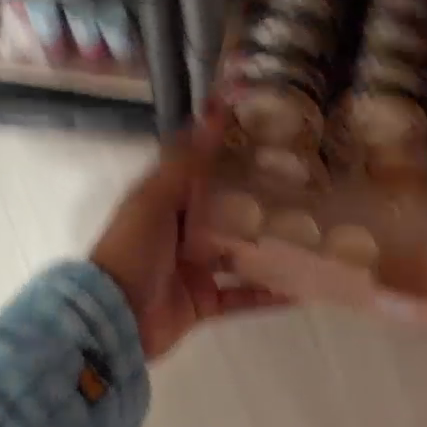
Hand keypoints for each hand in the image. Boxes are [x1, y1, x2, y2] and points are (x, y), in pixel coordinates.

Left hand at [91, 131, 287, 360]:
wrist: (116, 318)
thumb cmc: (133, 251)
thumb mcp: (156, 198)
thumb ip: (187, 159)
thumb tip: (216, 108)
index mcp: (165, 204)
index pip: (203, 174)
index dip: (231, 156)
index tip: (271, 139)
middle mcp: (181, 235)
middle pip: (226, 215)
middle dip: (259, 203)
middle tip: (304, 188)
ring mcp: (194, 271)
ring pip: (239, 257)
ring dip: (269, 250)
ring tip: (310, 236)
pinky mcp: (204, 304)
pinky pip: (242, 298)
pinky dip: (268, 295)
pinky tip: (300, 289)